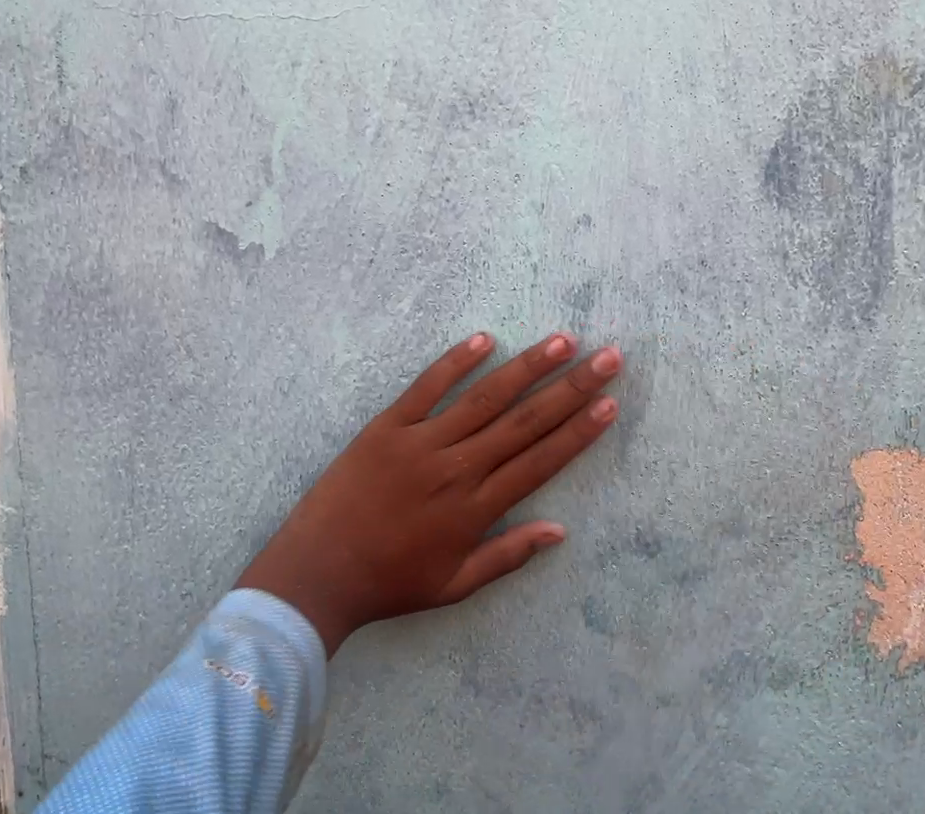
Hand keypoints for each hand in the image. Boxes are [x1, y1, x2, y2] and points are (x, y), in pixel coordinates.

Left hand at [235, 331, 622, 654]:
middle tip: (607, 358)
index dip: (579, 431)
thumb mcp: (455, 585)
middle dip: (572, 387)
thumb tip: (560, 531)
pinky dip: (455, 362)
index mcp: (476, 508)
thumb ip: (509, 556)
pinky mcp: (387, 427)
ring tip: (563, 342)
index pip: (540, 460)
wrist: (314, 574)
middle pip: (525, 420)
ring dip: (527, 368)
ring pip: (485, 398)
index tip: (609, 404)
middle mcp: (457, 468)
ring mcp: (421, 443)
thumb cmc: (388, 583)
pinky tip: (485, 339)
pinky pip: (426, 387)